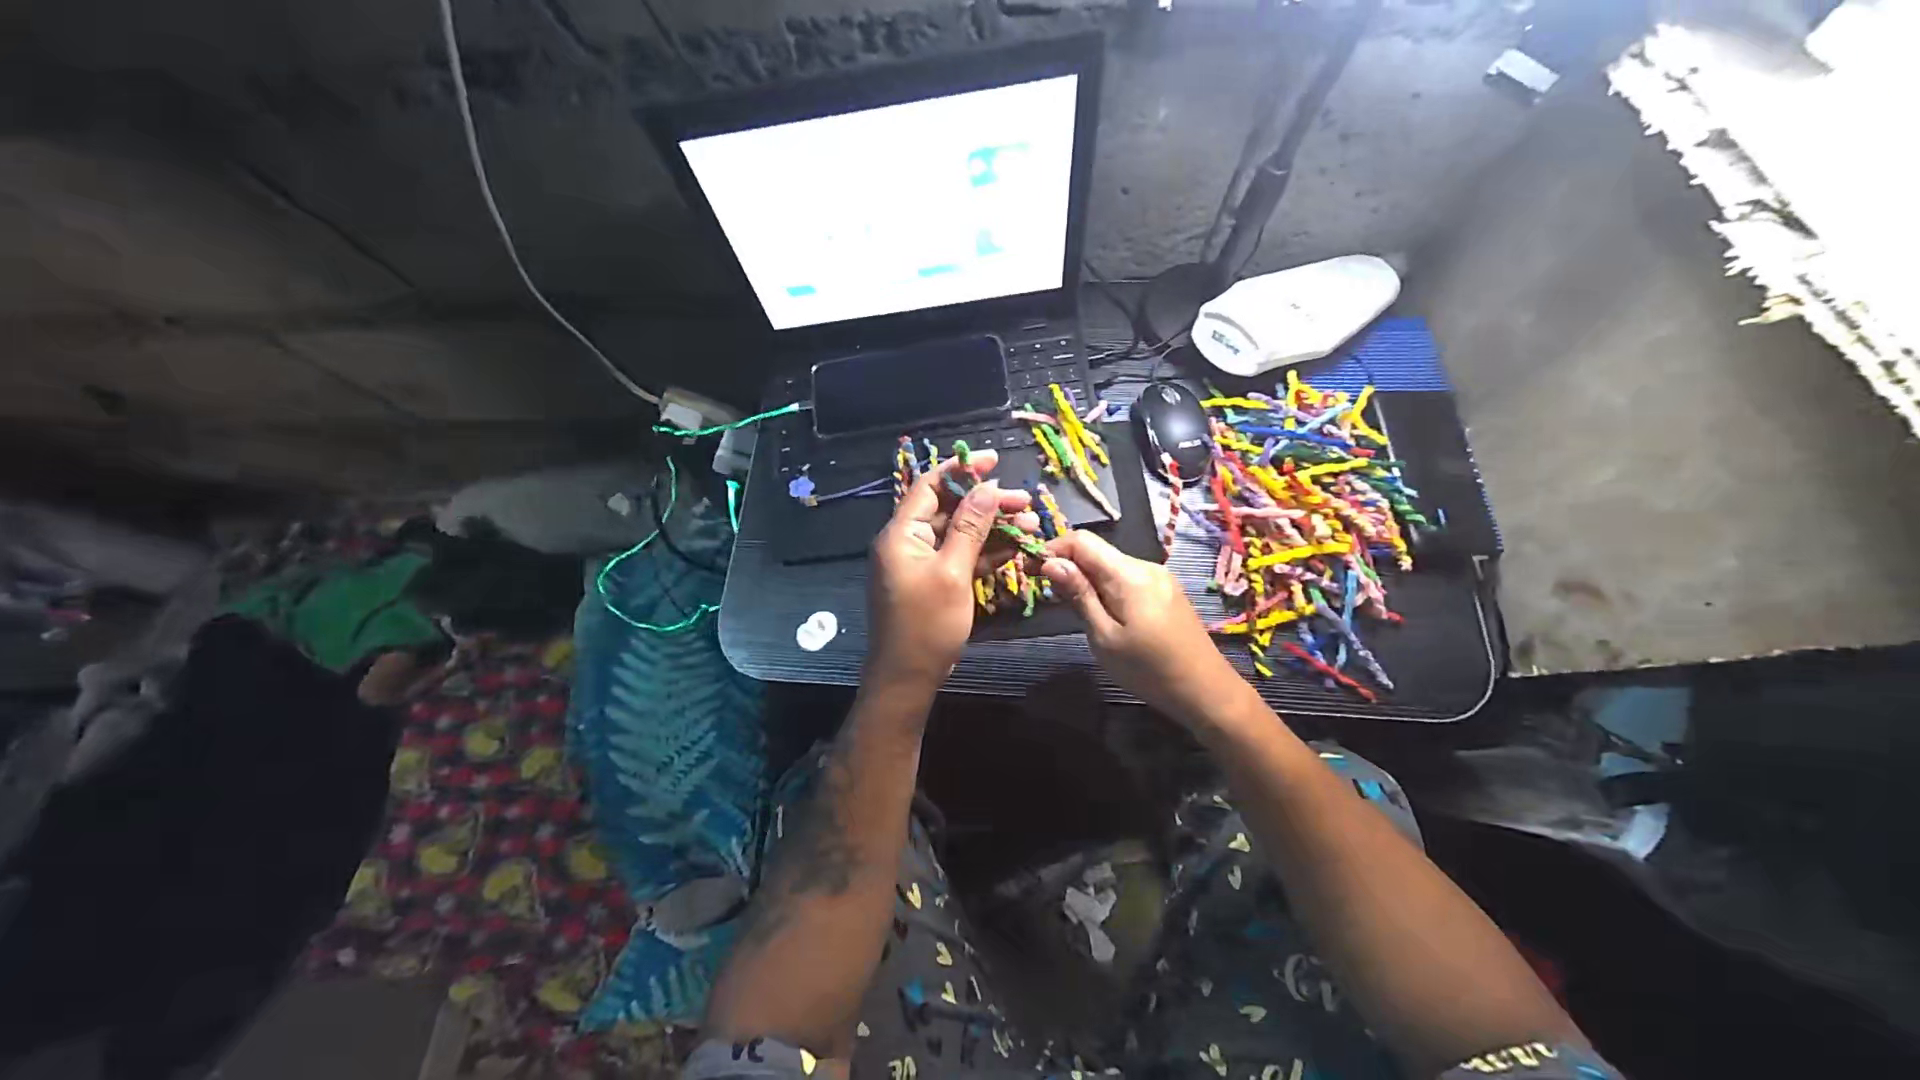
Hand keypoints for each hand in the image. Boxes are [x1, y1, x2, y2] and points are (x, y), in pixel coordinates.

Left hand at [867, 451, 1035, 692]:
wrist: (908, 677)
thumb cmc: (926, 624)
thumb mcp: (952, 573)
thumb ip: (971, 528)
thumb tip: (988, 488)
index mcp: (901, 533)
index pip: (930, 486)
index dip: (962, 469)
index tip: (995, 460)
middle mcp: (908, 542)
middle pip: (950, 508)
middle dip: (987, 503)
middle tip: (1025, 501)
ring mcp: (921, 562)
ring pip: (960, 533)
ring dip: (992, 528)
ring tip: (1030, 523)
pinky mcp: (934, 581)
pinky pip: (960, 556)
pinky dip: (985, 552)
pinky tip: (1016, 547)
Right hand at [1040, 530, 1246, 724]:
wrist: (1207, 691)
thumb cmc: (1149, 670)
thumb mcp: (1104, 637)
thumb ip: (1078, 596)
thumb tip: (1050, 562)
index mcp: (1128, 574)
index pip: (1081, 540)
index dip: (1053, 549)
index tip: (1033, 573)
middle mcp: (1145, 566)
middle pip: (1097, 551)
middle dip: (1068, 565)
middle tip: (1048, 596)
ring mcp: (1159, 578)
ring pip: (1111, 565)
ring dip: (1086, 578)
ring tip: (1073, 609)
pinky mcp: (1166, 591)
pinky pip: (1127, 578)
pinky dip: (1106, 587)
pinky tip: (1102, 613)